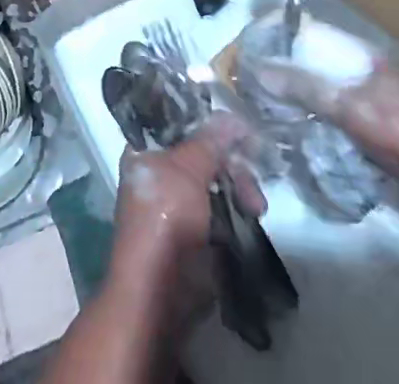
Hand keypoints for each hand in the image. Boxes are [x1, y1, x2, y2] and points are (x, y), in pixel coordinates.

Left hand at [111, 116, 263, 331]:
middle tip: (251, 177)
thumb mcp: (184, 170)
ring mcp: (181, 200)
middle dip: (232, 163)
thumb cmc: (163, 216)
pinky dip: (240, 207)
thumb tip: (230, 114)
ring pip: (219, 179)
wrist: (163, 284)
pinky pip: (225, 205)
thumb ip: (208, 142)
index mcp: (144, 150)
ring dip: (241, 187)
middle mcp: (160, 171)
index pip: (176, 123)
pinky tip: (254, 214)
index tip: (239, 123)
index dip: (207, 122)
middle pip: (203, 152)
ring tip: (255, 206)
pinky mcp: (201, 227)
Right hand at [244, 25, 398, 175]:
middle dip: (277, 67)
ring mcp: (375, 98)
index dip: (274, 33)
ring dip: (293, 95)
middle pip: (311, 59)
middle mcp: (366, 70)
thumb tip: (256, 68)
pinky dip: (312, 116)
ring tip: (260, 106)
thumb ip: (305, 88)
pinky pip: (334, 112)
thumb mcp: (355, 110)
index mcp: (362, 56)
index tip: (242, 48)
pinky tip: (295, 129)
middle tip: (243, 82)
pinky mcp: (381, 126)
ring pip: (320, 87)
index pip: (308, 30)